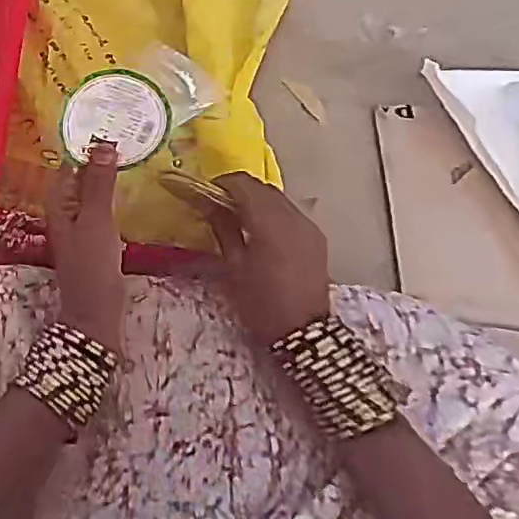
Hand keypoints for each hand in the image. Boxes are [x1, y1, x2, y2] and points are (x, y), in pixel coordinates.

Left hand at [45, 142, 125, 349]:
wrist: (97, 311)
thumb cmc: (92, 264)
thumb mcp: (97, 219)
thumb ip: (99, 183)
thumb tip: (103, 144)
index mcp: (59, 200)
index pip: (71, 160)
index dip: (87, 141)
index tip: (111, 119)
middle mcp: (66, 206)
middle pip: (83, 171)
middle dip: (101, 153)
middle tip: (130, 128)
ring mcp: (81, 220)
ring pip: (94, 186)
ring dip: (110, 170)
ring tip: (135, 148)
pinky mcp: (95, 231)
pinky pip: (103, 202)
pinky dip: (115, 190)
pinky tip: (132, 182)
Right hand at [199, 174, 331, 345]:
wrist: (304, 334)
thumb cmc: (261, 305)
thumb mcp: (234, 266)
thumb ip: (222, 227)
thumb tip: (206, 203)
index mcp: (270, 222)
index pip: (243, 184)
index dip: (220, 183)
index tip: (203, 194)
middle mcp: (293, 216)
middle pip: (261, 187)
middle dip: (237, 190)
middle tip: (215, 206)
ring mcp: (308, 225)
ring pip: (277, 198)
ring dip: (255, 200)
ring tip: (236, 219)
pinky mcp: (315, 236)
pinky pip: (289, 212)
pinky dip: (271, 212)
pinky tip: (259, 231)